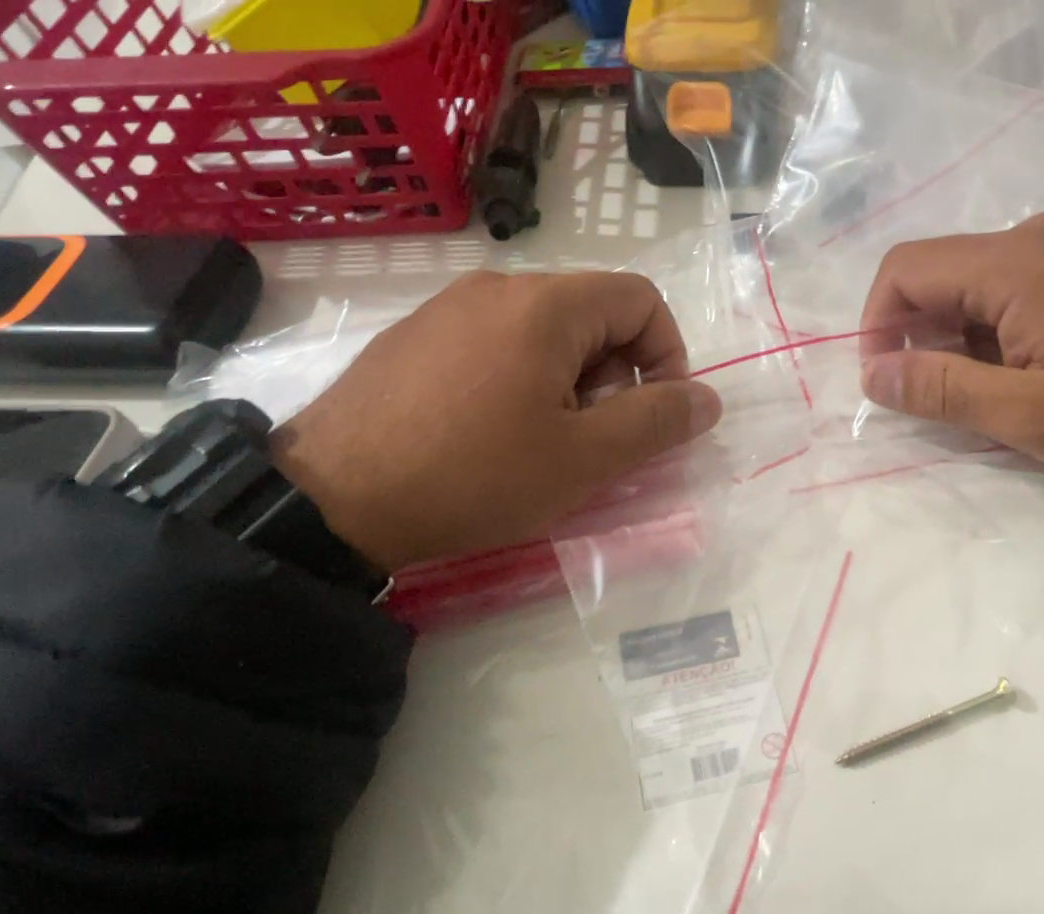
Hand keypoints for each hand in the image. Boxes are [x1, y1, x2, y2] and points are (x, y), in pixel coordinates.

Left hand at [272, 272, 722, 570]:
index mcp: (546, 304)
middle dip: (619, 375)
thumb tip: (707, 399)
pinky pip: (496, 345)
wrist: (336, 496)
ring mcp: (448, 308)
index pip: (641, 298)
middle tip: (598, 441)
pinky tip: (495, 436)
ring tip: (547, 445)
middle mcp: (497, 287)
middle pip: (594, 313)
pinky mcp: (416, 337)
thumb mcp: (584, 458)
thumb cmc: (476, 475)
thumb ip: (657, 423)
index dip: (669, 356)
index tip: (656, 418)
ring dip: (572, 383)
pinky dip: (524, 382)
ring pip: (545, 332)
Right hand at [859, 213, 1043, 473]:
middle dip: (914, 337)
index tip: (884, 383)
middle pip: (934, 273)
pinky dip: (986, 331)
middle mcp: (1030, 236)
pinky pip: (1004, 289)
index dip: (875, 326)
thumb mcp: (1027, 414)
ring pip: (967, 284)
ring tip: (979, 395)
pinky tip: (1012, 374)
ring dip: (952, 339)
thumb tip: (870, 376)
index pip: (905, 270)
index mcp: (1013, 263)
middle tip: (932, 401)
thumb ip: (941, 390)